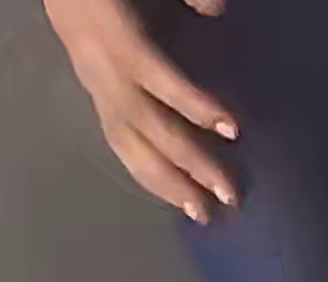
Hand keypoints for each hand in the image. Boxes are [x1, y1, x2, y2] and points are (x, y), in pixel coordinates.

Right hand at [43, 0, 238, 223]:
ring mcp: (93, 84)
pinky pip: (122, 145)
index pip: (151, 71)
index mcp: (108, 25)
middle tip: (230, 196)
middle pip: (144, 121)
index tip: (234, 130)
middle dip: (189, 163)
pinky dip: (151, 177)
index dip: (191, 103)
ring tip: (203, 216)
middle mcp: (96, 62)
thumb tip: (214, 8)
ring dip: (168, 184)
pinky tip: (181, 202)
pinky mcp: (97, 100)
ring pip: (127, 142)